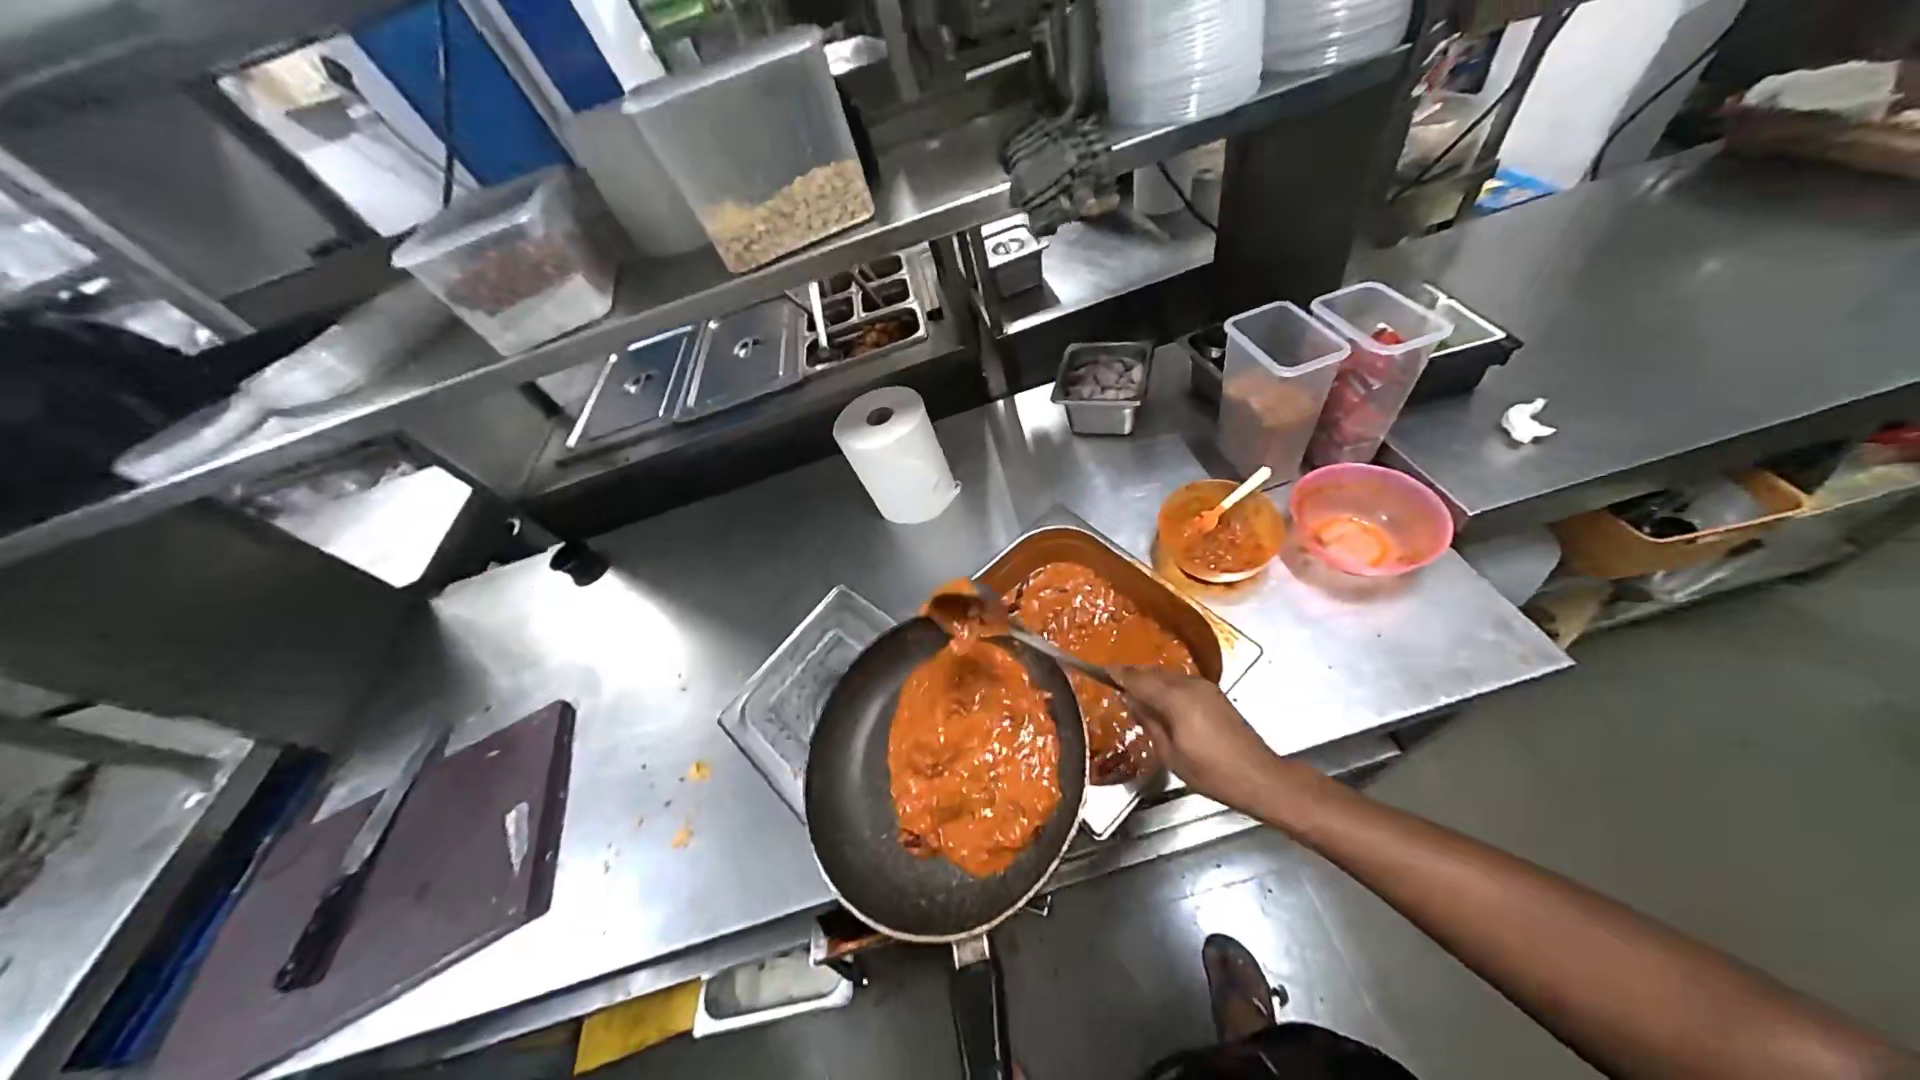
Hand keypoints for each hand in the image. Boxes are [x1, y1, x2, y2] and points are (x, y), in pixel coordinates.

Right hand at [1114, 667, 1304, 814]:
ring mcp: (1205, 688)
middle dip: (1134, 676)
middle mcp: (1190, 686)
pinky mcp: (1215, 695)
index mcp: (1176, 699)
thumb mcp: (1170, 753)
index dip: (1119, 675)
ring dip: (1150, 680)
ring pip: (1168, 676)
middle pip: (1154, 673)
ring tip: (1134, 692)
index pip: (1139, 679)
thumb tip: (1131, 701)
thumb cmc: (1211, 772)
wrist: (1259, 776)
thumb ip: (1149, 722)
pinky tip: (1159, 699)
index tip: (1102, 672)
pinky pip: (1182, 682)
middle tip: (1114, 682)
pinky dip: (1166, 686)